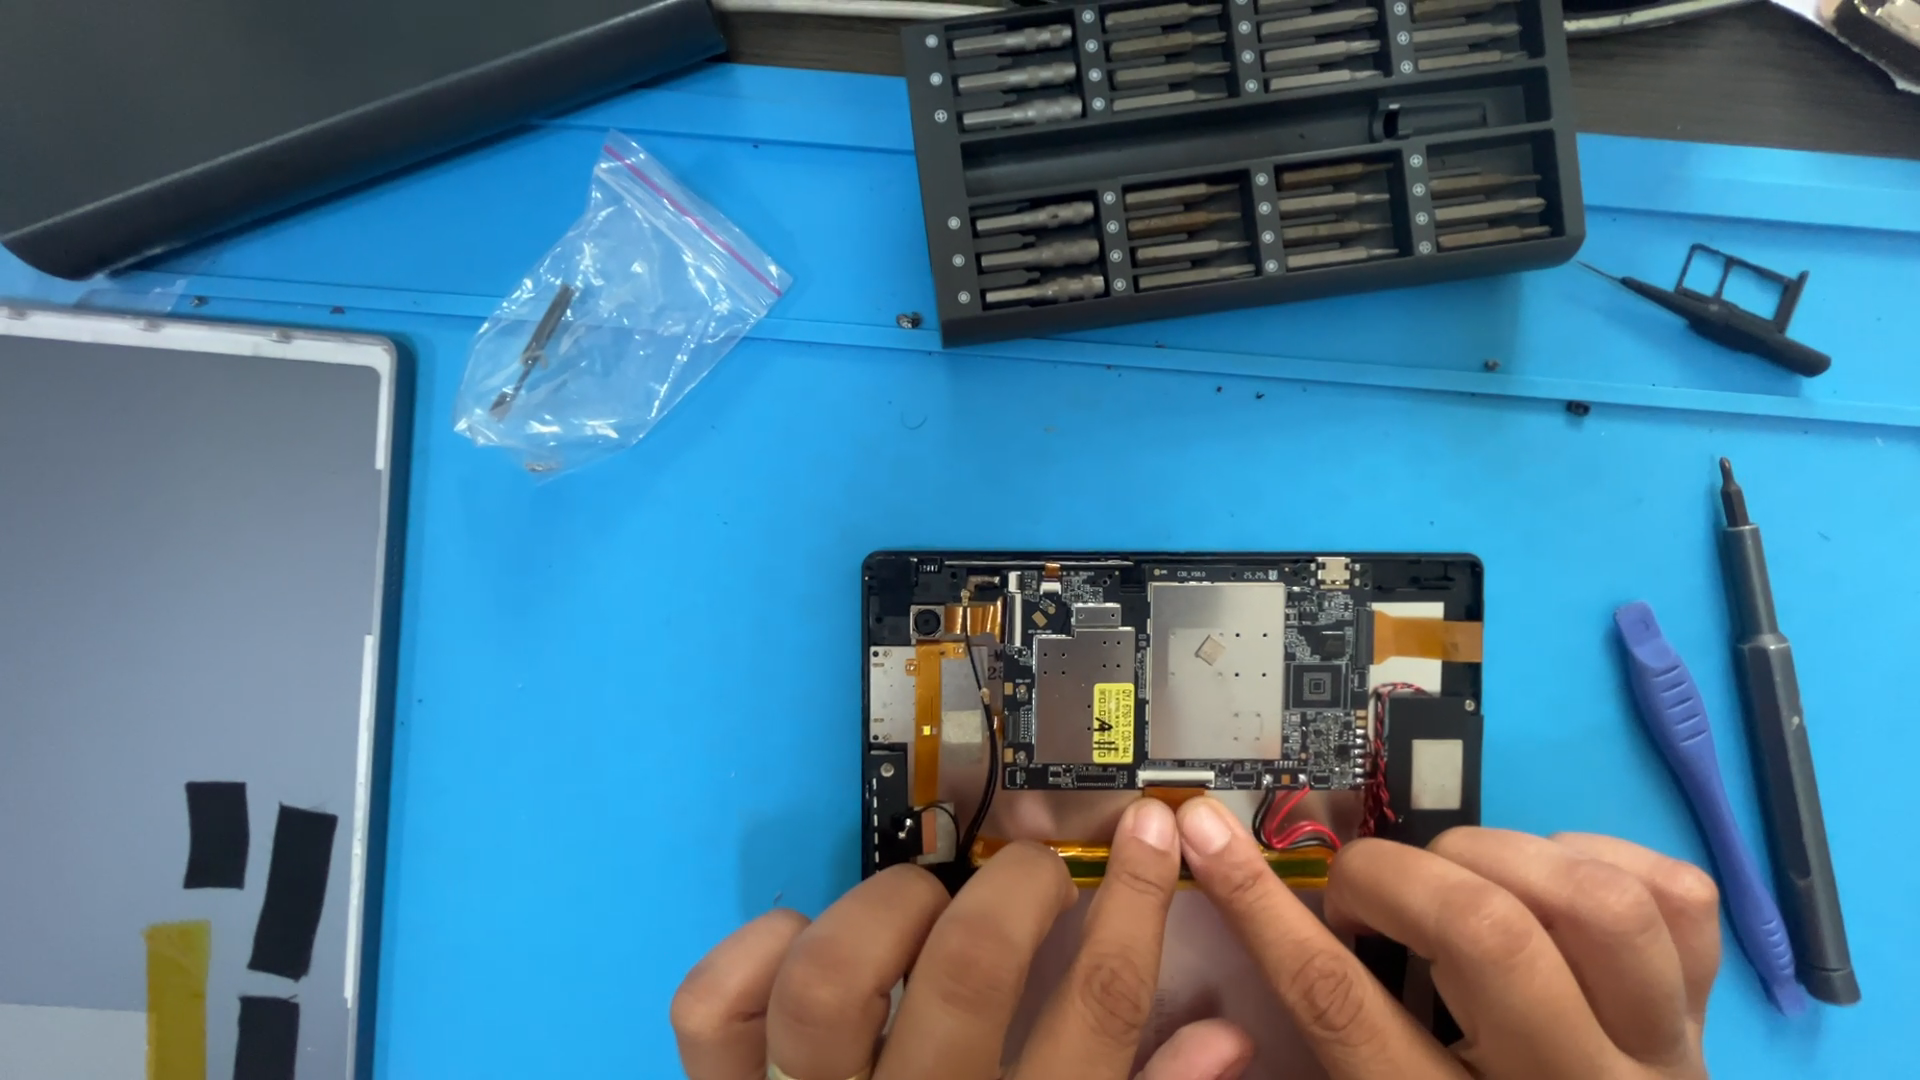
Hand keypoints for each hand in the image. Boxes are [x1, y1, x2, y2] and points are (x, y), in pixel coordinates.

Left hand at [672, 797, 1251, 1079]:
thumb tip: (1221, 1034)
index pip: (1098, 1011)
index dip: (1134, 906)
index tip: (1152, 833)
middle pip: (970, 968)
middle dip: (1017, 889)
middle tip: (1029, 881)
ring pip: (836, 970)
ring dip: (894, 904)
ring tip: (924, 908)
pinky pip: (717, 1002)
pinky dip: (761, 943)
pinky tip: (805, 939)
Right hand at [1174, 797, 1720, 1078]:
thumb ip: (1319, 1032)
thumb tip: (1255, 904)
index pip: (1338, 1003)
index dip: (1261, 907)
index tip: (1207, 833)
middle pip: (1484, 935)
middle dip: (1389, 877)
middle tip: (1363, 895)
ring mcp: (1665, 1055)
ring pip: (1592, 903)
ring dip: (1495, 857)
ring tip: (1455, 879)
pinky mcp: (1709, 1017)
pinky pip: (1671, 897)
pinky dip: (1590, 858)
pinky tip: (1542, 883)